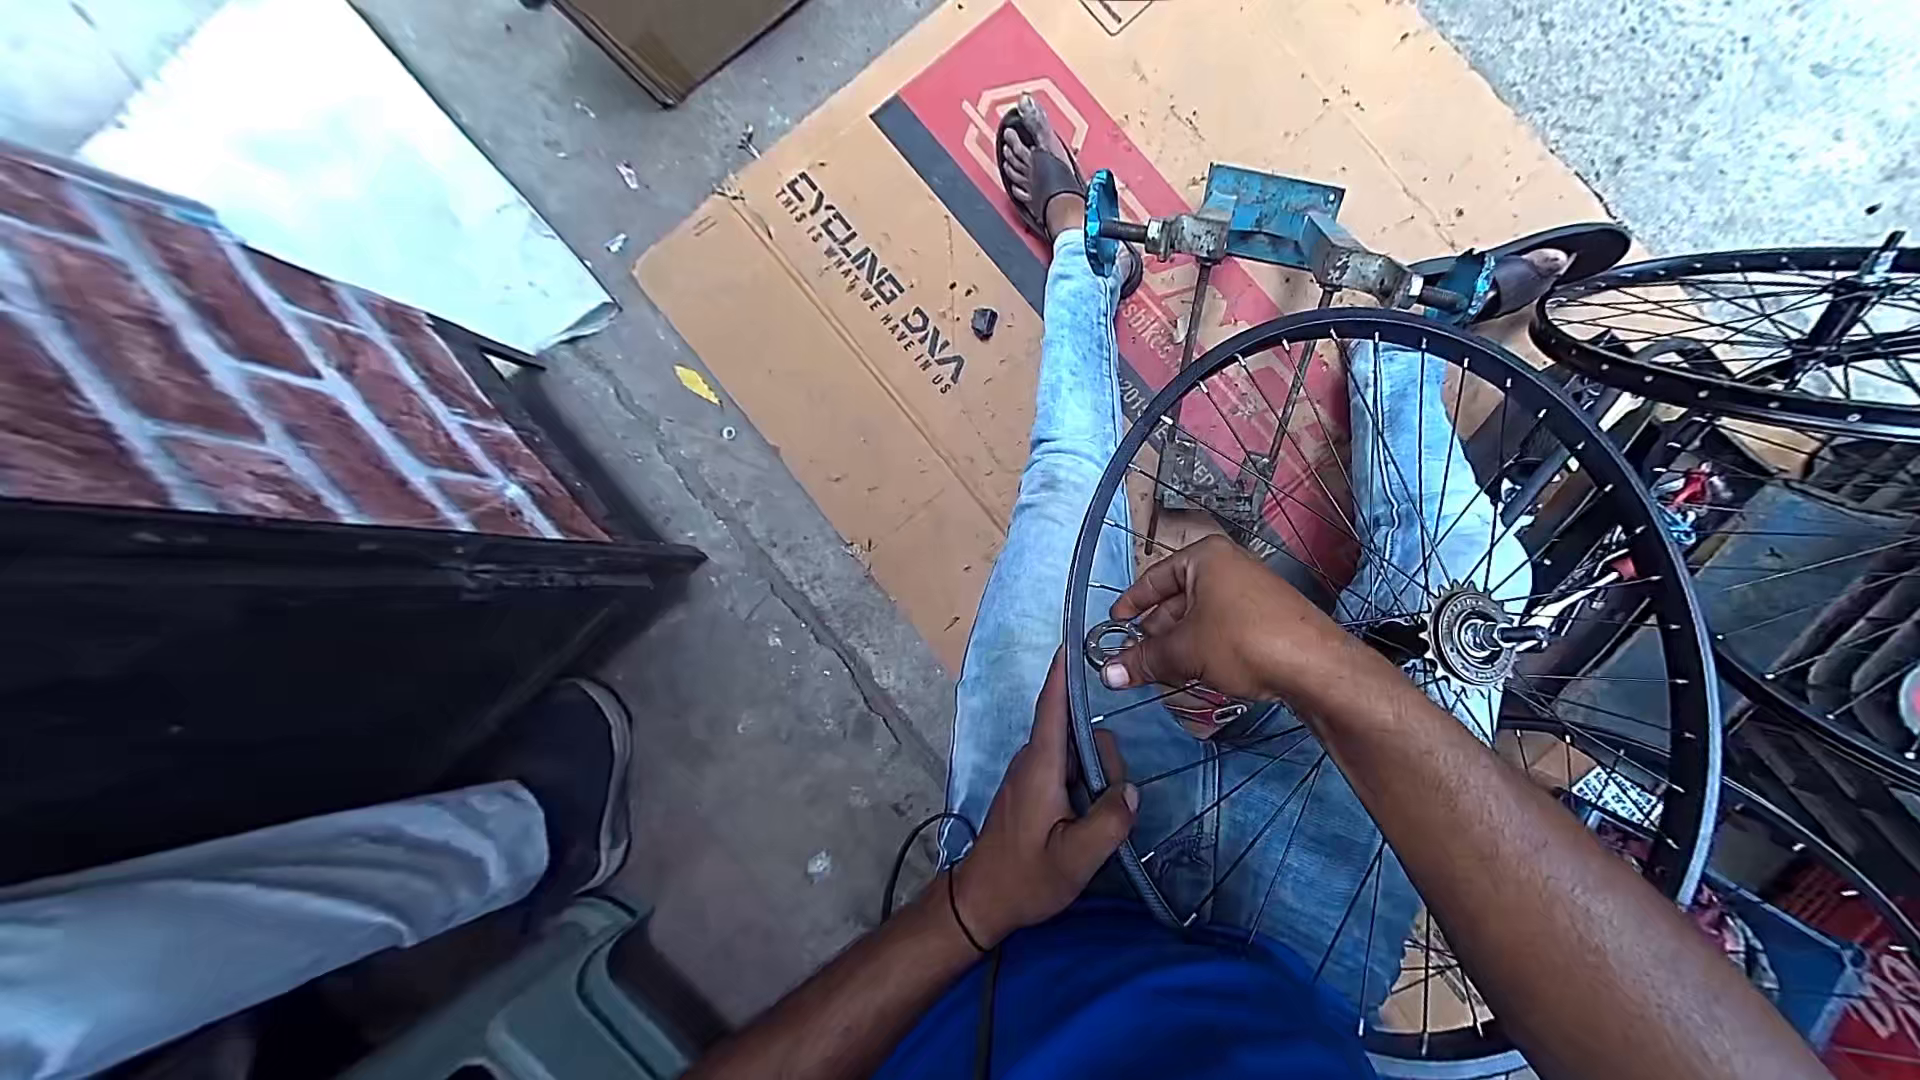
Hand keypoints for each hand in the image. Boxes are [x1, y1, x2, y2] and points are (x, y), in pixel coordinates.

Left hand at [950, 652, 1136, 947]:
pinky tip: (1086, 818)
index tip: (1072, 641)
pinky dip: (1085, 785)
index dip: (1061, 673)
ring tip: (1091, 823)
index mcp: (1040, 765)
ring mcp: (1032, 773)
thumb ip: (1109, 822)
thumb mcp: (1076, 858)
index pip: (1052, 706)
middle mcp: (1033, 759)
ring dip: (1096, 778)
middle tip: (1109, 805)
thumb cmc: (1025, 877)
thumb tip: (1129, 790)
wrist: (982, 899)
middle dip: (1104, 759)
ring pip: (1076, 753)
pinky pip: (1068, 769)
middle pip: (1078, 733)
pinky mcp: (1033, 787)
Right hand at [1102, 535, 1364, 708]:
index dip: (1131, 603)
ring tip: (1164, 670)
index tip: (1116, 623)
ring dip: (1178, 644)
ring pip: (1199, 616)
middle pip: (1176, 599)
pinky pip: (1222, 626)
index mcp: (1204, 557)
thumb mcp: (1184, 650)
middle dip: (1155, 631)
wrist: (1316, 667)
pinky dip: (1204, 646)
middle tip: (1138, 657)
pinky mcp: (1267, 616)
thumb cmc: (1241, 640)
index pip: (1154, 578)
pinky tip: (1198, 670)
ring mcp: (1251, 590)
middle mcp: (1228, 566)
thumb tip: (1107, 675)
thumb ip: (1143, 660)